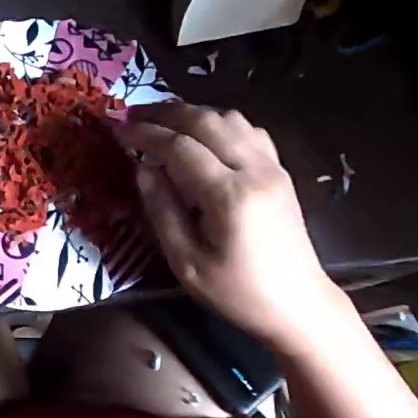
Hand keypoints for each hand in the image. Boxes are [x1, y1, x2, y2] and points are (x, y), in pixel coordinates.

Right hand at [119, 104, 345, 352]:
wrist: (298, 304)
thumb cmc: (238, 293)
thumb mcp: (187, 264)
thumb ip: (162, 212)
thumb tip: (143, 169)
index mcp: (230, 196)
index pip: (181, 148)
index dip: (147, 134)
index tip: (118, 129)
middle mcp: (255, 170)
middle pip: (206, 121)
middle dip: (165, 113)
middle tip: (133, 113)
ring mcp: (272, 168)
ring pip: (230, 119)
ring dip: (193, 113)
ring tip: (163, 120)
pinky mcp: (281, 172)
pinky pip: (249, 131)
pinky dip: (220, 123)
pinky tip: (203, 135)